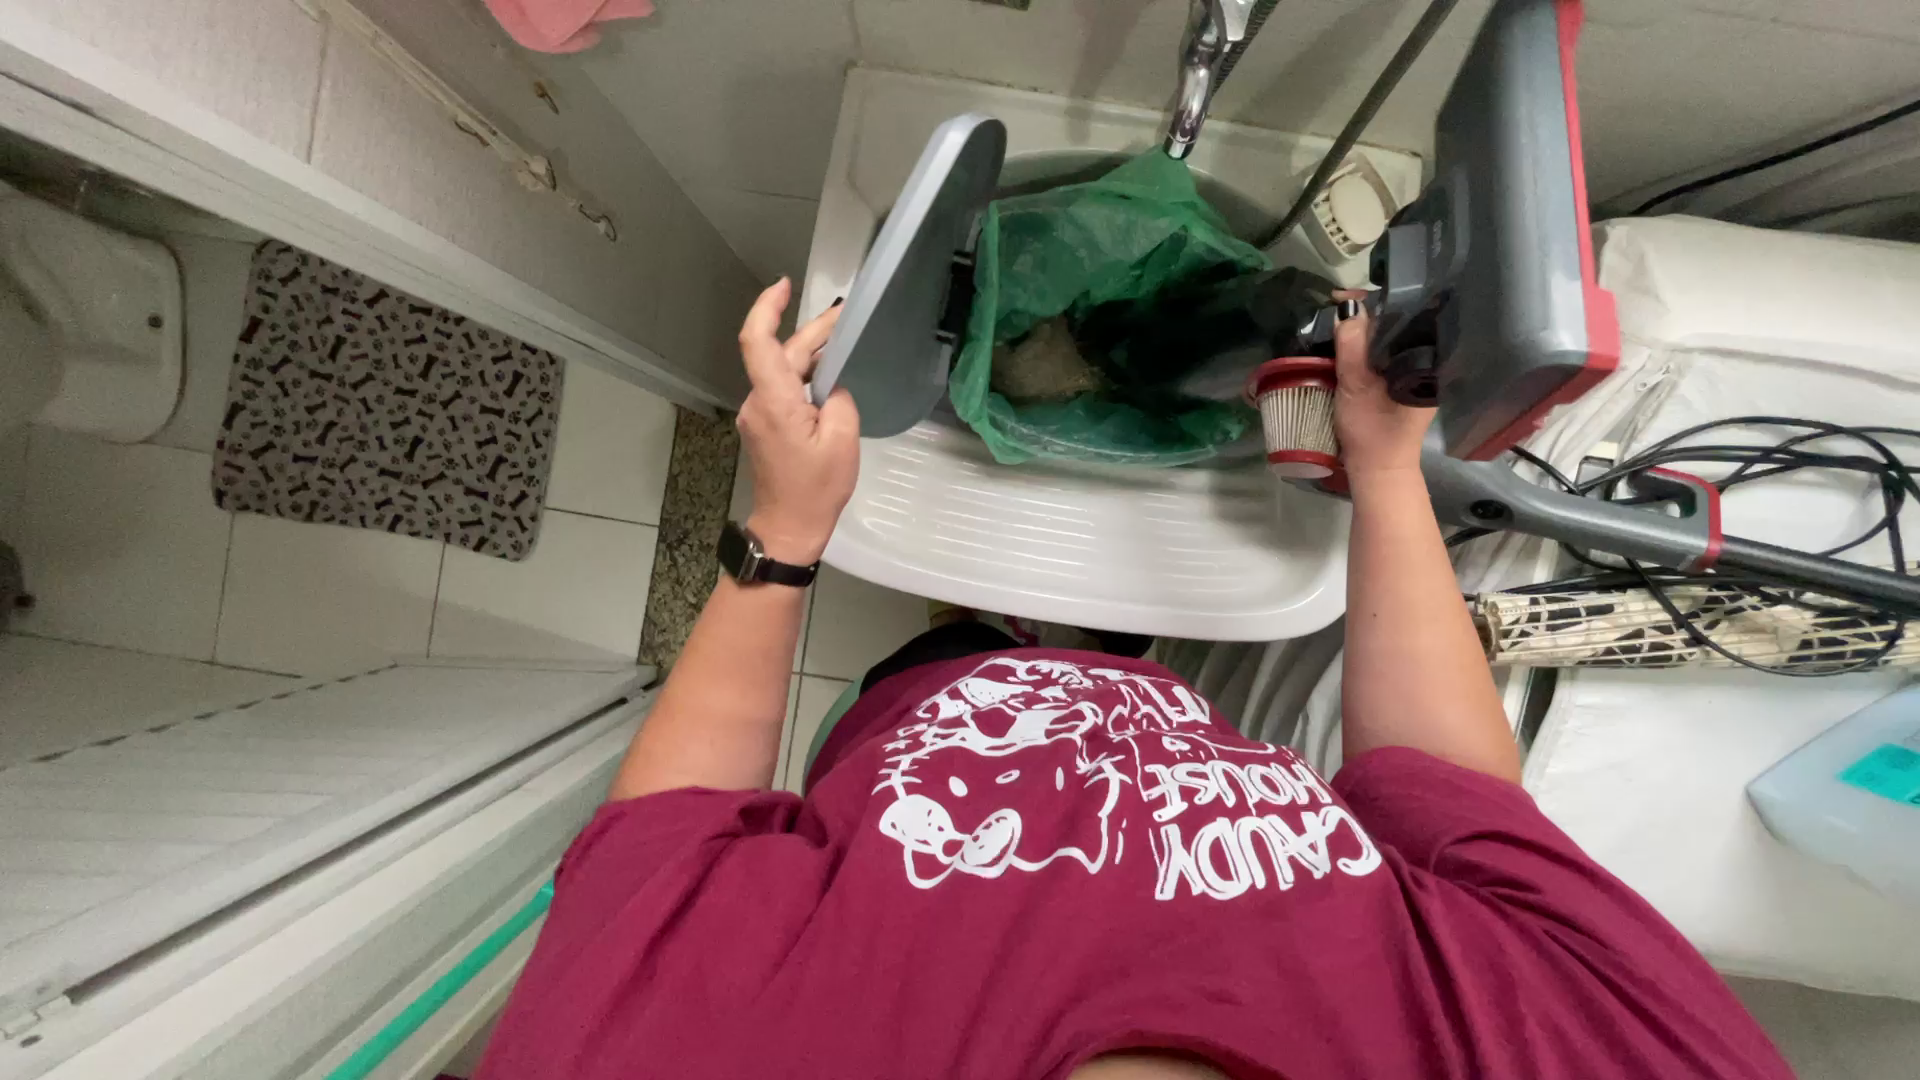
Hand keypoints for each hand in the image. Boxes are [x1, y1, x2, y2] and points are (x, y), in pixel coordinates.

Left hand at [735, 278, 858, 564]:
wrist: (789, 527)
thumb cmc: (816, 489)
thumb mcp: (842, 441)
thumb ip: (839, 400)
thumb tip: (832, 385)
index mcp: (775, 402)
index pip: (758, 341)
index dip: (767, 307)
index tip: (784, 286)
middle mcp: (758, 402)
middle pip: (777, 353)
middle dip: (810, 332)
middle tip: (844, 318)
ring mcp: (757, 415)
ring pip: (780, 371)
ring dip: (809, 354)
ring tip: (842, 341)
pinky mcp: (763, 426)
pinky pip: (781, 389)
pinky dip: (803, 376)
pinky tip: (827, 375)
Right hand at [1332, 293, 1434, 479]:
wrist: (1377, 468)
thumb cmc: (1372, 430)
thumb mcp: (1356, 386)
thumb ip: (1353, 348)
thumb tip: (1347, 310)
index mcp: (1427, 356)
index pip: (1404, 313)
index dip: (1372, 302)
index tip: (1341, 298)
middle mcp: (1425, 359)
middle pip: (1395, 322)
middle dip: (1364, 313)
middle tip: (1333, 307)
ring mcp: (1412, 371)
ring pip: (1387, 338)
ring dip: (1361, 330)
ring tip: (1335, 320)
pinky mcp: (1399, 382)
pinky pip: (1381, 353)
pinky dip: (1363, 346)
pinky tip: (1345, 344)